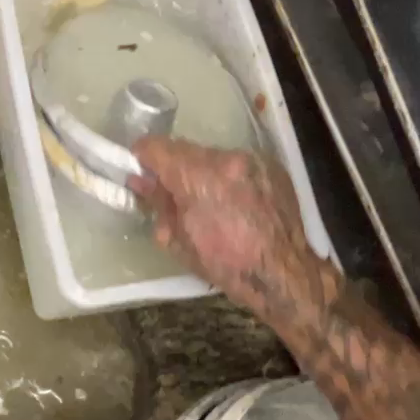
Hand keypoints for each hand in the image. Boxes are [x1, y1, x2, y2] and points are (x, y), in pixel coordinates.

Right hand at [129, 136, 334, 321]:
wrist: (280, 272)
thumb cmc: (222, 262)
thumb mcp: (175, 238)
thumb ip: (157, 202)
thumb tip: (140, 182)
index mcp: (196, 177)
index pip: (156, 147)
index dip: (143, 158)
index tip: (142, 172)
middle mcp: (225, 159)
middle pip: (185, 149)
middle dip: (174, 167)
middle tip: (173, 192)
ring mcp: (252, 160)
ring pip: (213, 155)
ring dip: (203, 172)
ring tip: (208, 201)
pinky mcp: (272, 167)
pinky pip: (238, 164)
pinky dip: (228, 177)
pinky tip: (235, 202)